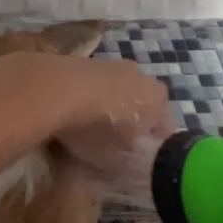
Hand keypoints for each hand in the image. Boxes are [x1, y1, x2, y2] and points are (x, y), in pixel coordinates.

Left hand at [0, 53, 174, 172]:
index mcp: (157, 101)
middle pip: (143, 104)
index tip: (138, 159)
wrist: (56, 89)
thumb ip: (126, 162)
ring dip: (109, 105)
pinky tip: (73, 108)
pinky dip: (88, 94)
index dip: (153, 145)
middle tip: (115, 141)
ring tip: (90, 125)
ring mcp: (113, 63)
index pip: (165, 127)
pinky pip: (95, 83)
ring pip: (118, 90)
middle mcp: (140, 76)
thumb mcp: (113, 160)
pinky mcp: (86, 58)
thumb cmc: (94, 128)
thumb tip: (123, 165)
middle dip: (132, 121)